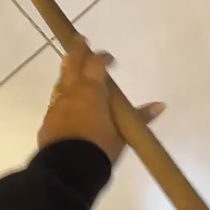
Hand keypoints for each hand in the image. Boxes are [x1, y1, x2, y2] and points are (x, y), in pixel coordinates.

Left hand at [37, 44, 163, 161]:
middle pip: (72, 63)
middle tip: (80, 40)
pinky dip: (62, 96)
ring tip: (72, 67)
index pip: (96, 64)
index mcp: (91, 91)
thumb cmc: (99, 148)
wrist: (68, 170)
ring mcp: (56, 106)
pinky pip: (55, 102)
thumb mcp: (123, 134)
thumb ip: (140, 117)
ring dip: (67, 72)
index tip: (110, 58)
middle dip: (78, 50)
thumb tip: (161, 105)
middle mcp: (71, 93)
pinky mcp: (48, 121)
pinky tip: (66, 102)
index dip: (103, 57)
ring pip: (61, 81)